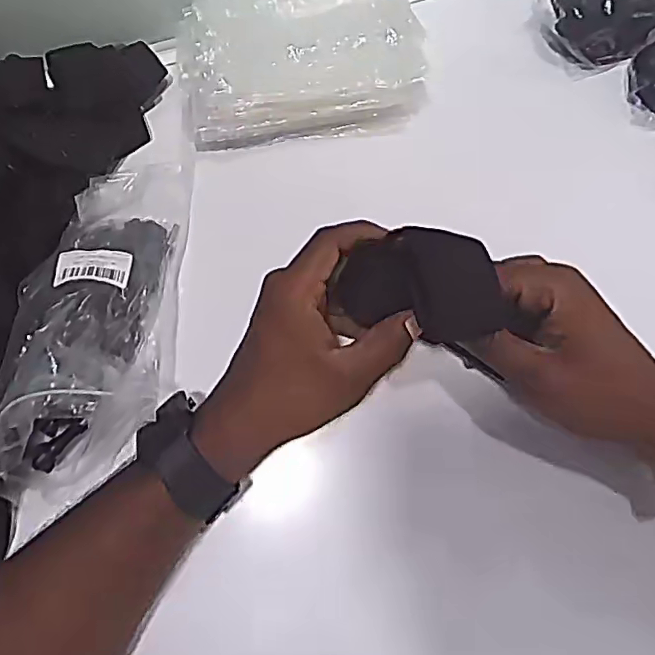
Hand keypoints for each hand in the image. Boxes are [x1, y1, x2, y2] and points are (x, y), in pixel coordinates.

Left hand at [193, 222, 418, 481]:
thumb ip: (388, 343)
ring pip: (322, 278)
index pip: (330, 240)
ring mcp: (278, 302)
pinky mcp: (280, 317)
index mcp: (293, 289)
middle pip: (327, 255)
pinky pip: (315, 296)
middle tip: (394, 268)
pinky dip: (339, 304)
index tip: (388, 238)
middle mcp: (281, 289)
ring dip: (353, 287)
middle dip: (364, 260)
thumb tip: (410, 321)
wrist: (243, 422)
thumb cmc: (278, 399)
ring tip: (384, 306)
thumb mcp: (350, 374)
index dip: (364, 232)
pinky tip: (360, 329)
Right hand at [474, 257, 654, 485]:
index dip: (464, 301)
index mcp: (555, 283)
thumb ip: (487, 344)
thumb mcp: (535, 376)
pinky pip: (518, 311)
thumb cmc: (616, 398)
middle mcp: (559, 282)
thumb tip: (456, 324)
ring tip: (502, 354)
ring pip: (503, 298)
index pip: (485, 275)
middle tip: (478, 344)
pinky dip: (508, 331)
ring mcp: (562, 298)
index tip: (454, 324)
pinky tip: (512, 357)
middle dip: (479, 312)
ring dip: (494, 323)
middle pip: (492, 283)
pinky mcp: (561, 314)